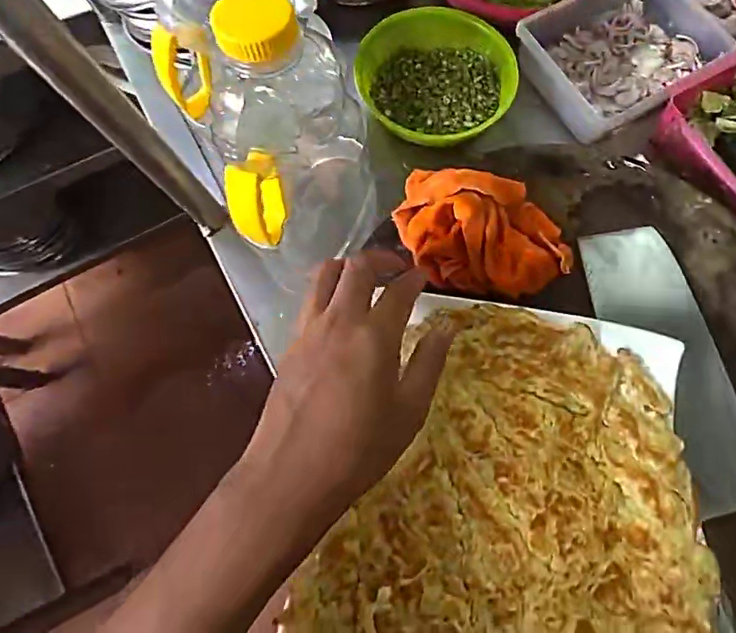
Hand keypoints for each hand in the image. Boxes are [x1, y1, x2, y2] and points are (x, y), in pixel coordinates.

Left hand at [241, 252, 452, 520]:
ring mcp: (310, 330)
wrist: (288, 478)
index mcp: (375, 334)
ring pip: (325, 273)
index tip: (424, 278)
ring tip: (366, 282)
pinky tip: (341, 316)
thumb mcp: (409, 411)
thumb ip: (429, 362)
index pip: (399, 288)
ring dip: (349, 267)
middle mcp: (340, 320)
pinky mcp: (290, 345)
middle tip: (397, 270)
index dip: (415, 278)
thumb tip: (447, 327)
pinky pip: (311, 300)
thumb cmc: (359, 449)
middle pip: (358, 266)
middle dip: (381, 258)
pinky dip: (329, 292)